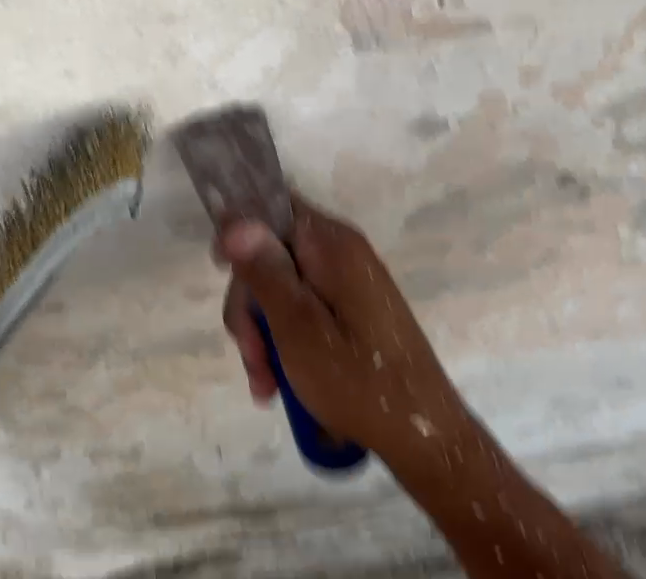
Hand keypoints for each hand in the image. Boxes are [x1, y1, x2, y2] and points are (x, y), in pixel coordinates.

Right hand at [217, 195, 471, 476]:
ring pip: (280, 288)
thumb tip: (234, 219)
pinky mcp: (351, 310)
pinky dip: (284, 340)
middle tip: (251, 355)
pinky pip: (302, 310)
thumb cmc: (358, 382)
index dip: (238, 233)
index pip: (271, 206)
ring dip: (262, 333)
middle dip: (249, 305)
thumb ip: (264, 271)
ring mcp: (347, 282)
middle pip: (269, 255)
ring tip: (265, 383)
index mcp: (332, 245)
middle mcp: (340, 253)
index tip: (221, 272)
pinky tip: (278, 381)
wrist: (423, 439)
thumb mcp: (297, 328)